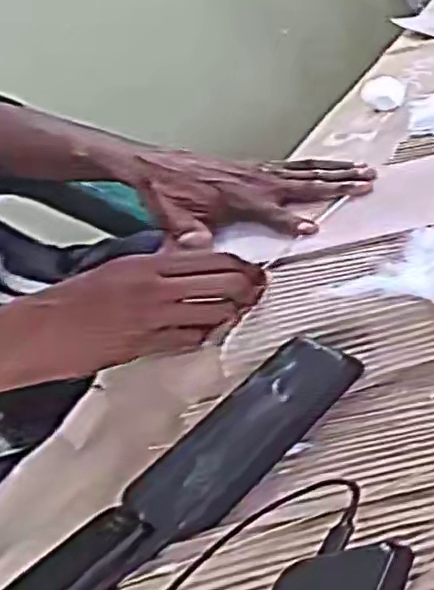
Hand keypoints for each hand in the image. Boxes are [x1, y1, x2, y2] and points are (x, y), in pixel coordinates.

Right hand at [0, 250, 265, 389]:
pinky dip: (204, 336)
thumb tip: (199, 245)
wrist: (19, 337)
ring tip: (229, 314)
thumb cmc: (64, 304)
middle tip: (253, 294)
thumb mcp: (118, 269)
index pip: (218, 259)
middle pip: (230, 283)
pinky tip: (200, 333)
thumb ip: (164, 258)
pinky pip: (194, 338)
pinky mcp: (143, 344)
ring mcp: (150, 317)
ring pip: (220, 311)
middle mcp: (152, 288)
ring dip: (231, 314)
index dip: (245, 267)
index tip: (255, 273)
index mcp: (146, 266)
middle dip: (250, 290)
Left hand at [109, 150, 374, 246]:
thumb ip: (187, 233)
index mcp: (243, 200)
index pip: (275, 214)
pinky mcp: (262, 165)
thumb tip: (196, 249)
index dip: (293, 223)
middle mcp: (260, 184)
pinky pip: (300, 164)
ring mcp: (264, 172)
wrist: (149, 165)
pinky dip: (323, 164)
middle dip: (340, 185)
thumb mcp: (169, 217)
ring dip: (341, 171)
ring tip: (366, 170)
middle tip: (366, 184)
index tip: (314, 229)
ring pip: (311, 171)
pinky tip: (337, 164)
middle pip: (309, 185)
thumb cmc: (164, 192)